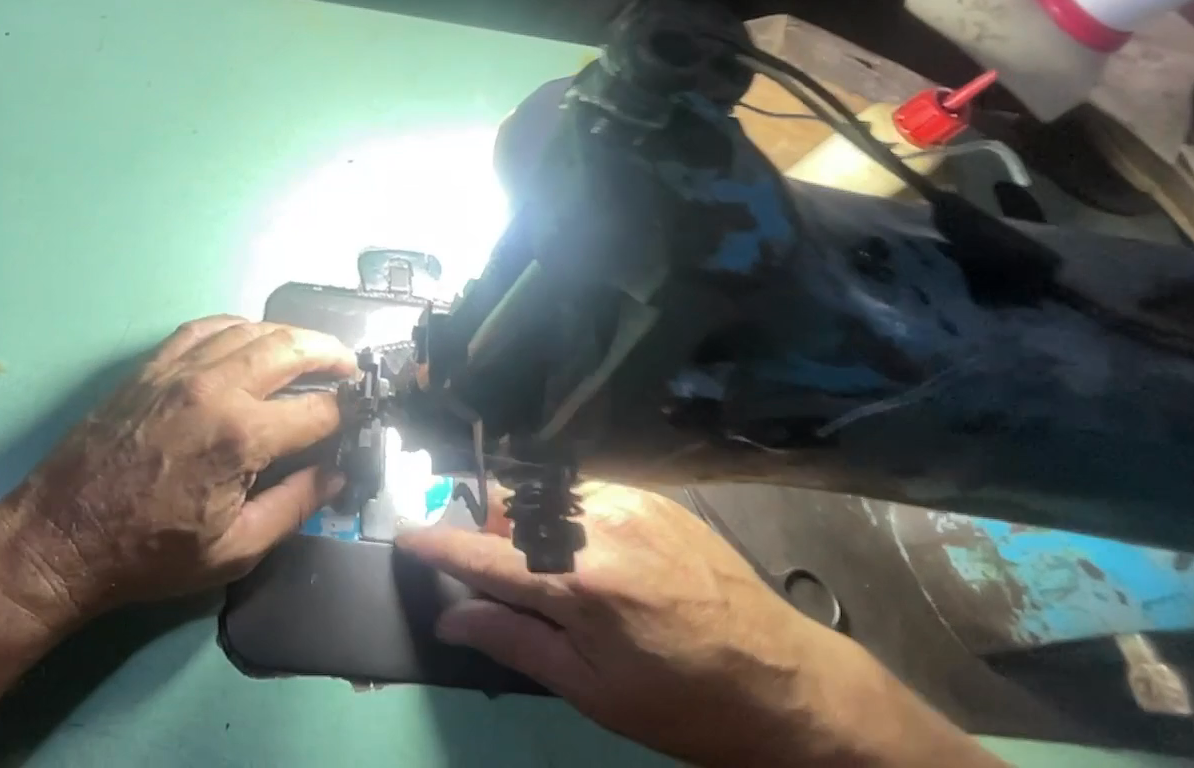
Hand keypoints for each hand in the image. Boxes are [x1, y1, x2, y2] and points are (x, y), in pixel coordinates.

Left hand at [0, 316, 358, 630]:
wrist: (62, 537)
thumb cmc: (151, 553)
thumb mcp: (235, 550)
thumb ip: (294, 506)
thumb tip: (336, 475)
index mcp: (242, 436)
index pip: (318, 411)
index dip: (348, 414)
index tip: (362, 417)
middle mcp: (217, 387)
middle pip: (292, 349)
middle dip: (332, 354)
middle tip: (352, 367)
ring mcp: (181, 369)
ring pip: (252, 329)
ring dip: (291, 335)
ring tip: (312, 350)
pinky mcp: (153, 365)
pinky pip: (206, 327)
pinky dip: (240, 326)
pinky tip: (252, 338)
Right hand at [397, 483, 999, 767]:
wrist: (789, 683)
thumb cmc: (682, 703)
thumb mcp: (591, 692)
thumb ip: (511, 643)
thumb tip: (448, 619)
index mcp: (578, 584)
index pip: (483, 555)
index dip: (437, 544)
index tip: (404, 534)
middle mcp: (597, 527)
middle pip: (510, 506)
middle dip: (487, 528)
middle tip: (492, 565)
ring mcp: (630, 503)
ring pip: (546, 493)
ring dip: (528, 520)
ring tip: (548, 564)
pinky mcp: (655, 497)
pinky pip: (586, 491)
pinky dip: (568, 514)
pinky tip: (591, 550)